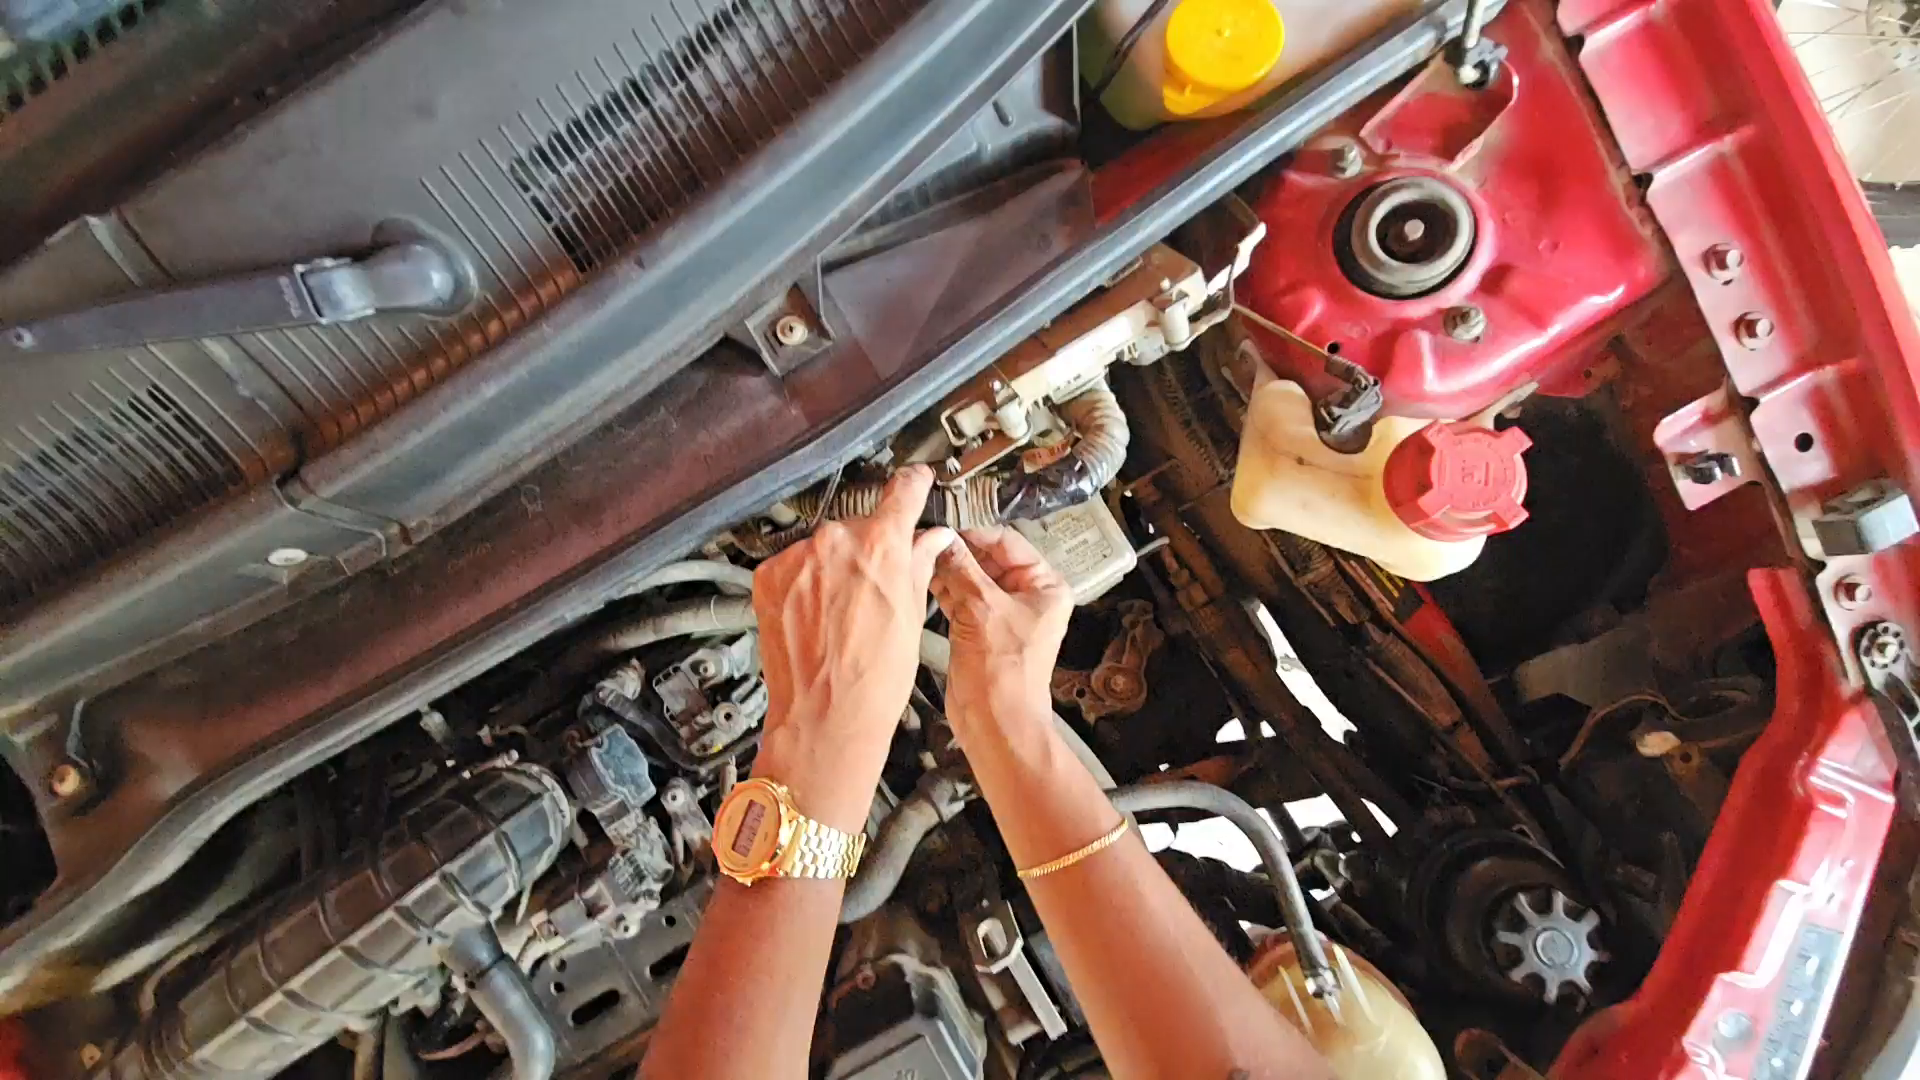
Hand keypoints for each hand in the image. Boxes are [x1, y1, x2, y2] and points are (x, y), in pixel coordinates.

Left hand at [751, 466, 954, 830]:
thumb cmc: (875, 678)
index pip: (903, 492)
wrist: (825, 717)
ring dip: (833, 566)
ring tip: (841, 612)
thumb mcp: (912, 616)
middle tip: (874, 589)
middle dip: (869, 549)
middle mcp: (836, 541)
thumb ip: (917, 564)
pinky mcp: (769, 576)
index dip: (914, 483)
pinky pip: (794, 564)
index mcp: (882, 545)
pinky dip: (805, 581)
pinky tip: (816, 615)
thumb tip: (930, 540)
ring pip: (824, 546)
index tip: (916, 478)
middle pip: (859, 526)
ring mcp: (798, 558)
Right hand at [929, 527, 1073, 734]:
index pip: (1008, 543)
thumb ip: (961, 568)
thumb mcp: (981, 608)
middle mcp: (1028, 597)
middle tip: (925, 543)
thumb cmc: (1002, 670)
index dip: (975, 535)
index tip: (945, 533)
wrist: (996, 722)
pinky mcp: (981, 630)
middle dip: (958, 554)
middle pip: (989, 560)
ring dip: (948, 571)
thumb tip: (944, 538)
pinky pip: (963, 600)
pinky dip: (945, 591)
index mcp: (1045, 586)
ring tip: (919, 559)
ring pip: (973, 580)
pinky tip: (923, 580)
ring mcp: (1003, 615)